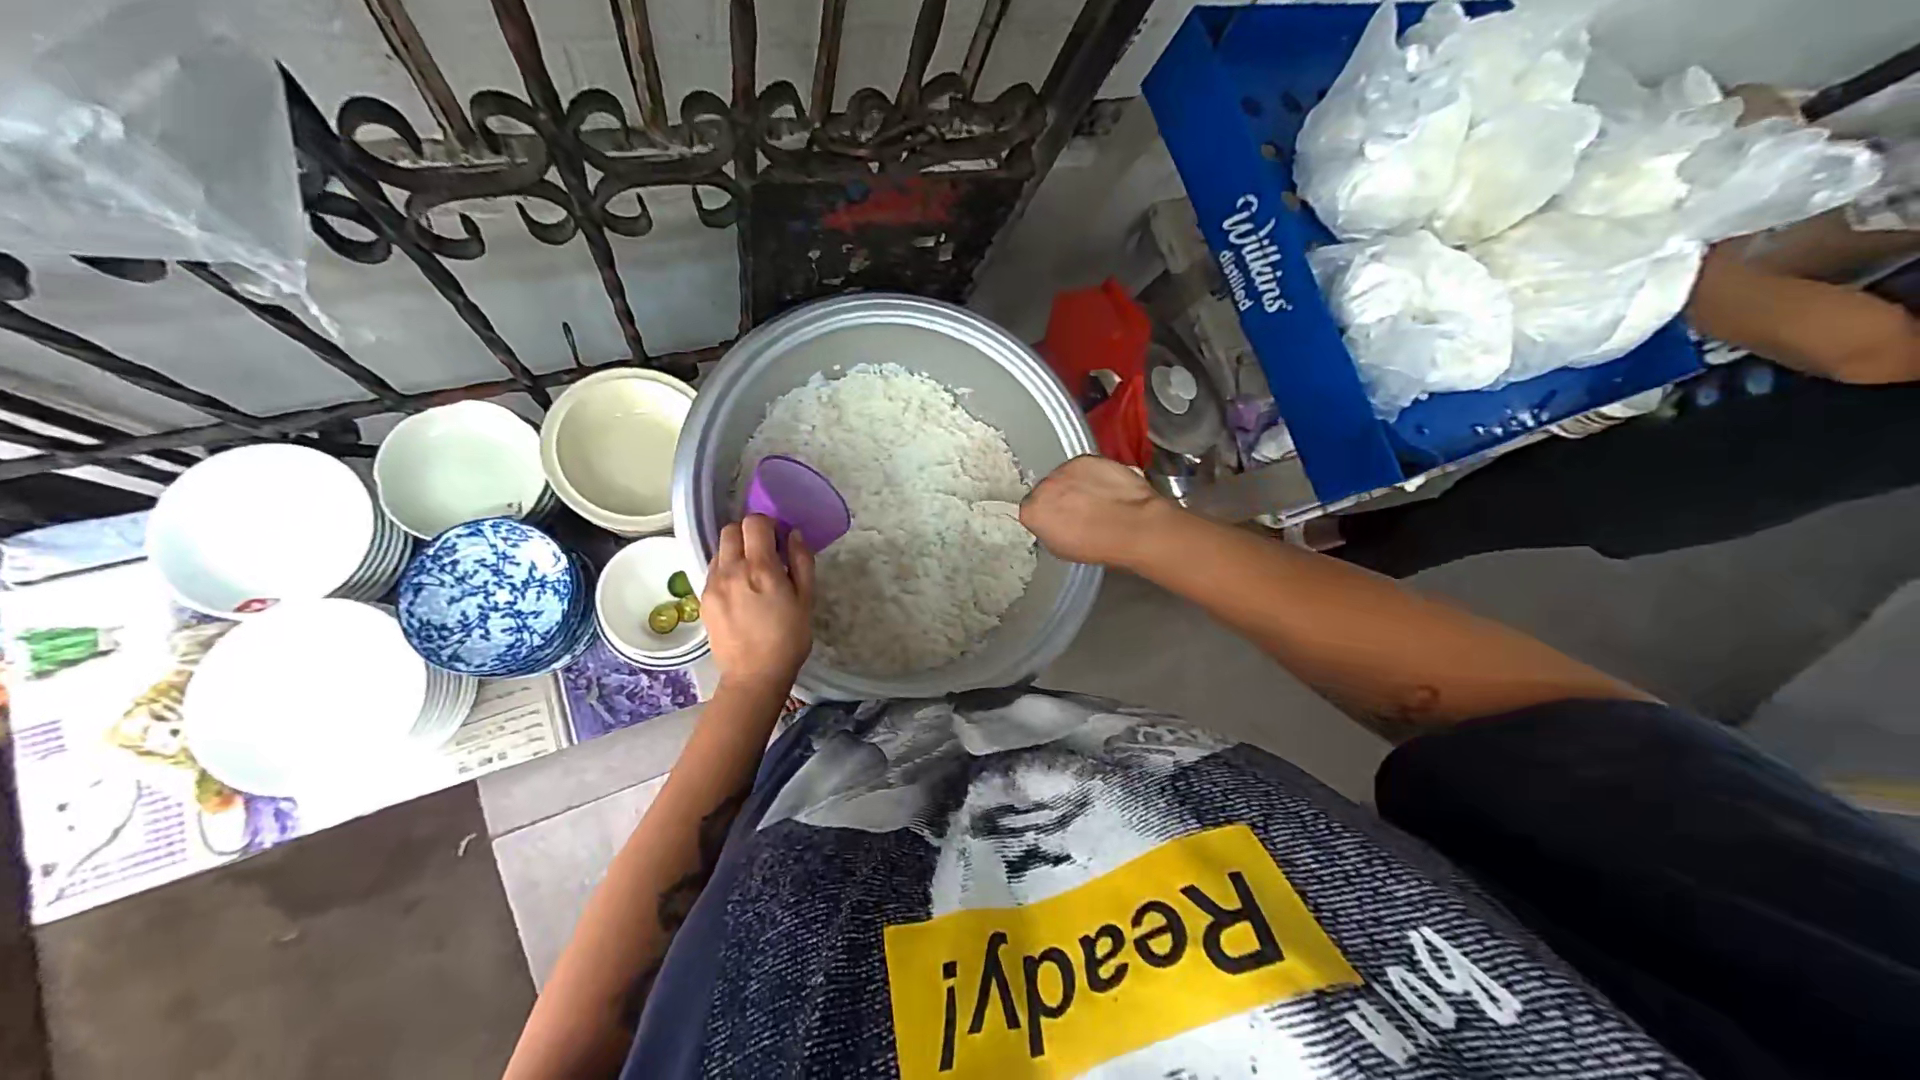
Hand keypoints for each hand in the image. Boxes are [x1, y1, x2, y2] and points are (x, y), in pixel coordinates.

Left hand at [702, 515, 813, 694]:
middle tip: (765, 551)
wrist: (754, 675)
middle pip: (731, 529)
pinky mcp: (703, 599)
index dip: (768, 523)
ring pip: (720, 549)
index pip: (754, 523)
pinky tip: (741, 590)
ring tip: (752, 572)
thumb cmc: (789, 638)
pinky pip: (713, 570)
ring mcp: (713, 584)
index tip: (778, 537)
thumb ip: (801, 561)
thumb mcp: (806, 599)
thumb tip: (793, 535)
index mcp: (760, 568)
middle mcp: (731, 570)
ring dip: (736, 550)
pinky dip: (727, 569)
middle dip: (748, 533)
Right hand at [1020, 455, 1177, 567]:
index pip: (1031, 511)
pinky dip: (1092, 475)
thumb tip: (1052, 523)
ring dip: (1075, 485)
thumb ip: (1048, 530)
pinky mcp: (1086, 459)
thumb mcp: (1061, 549)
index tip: (1058, 523)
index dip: (1046, 517)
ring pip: (1064, 476)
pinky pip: (1083, 466)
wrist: (1132, 526)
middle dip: (1059, 498)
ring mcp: (1064, 469)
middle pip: (1046, 490)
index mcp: (1031, 512)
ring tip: (1096, 501)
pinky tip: (1107, 489)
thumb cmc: (1098, 545)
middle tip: (1079, 513)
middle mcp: (1043, 486)